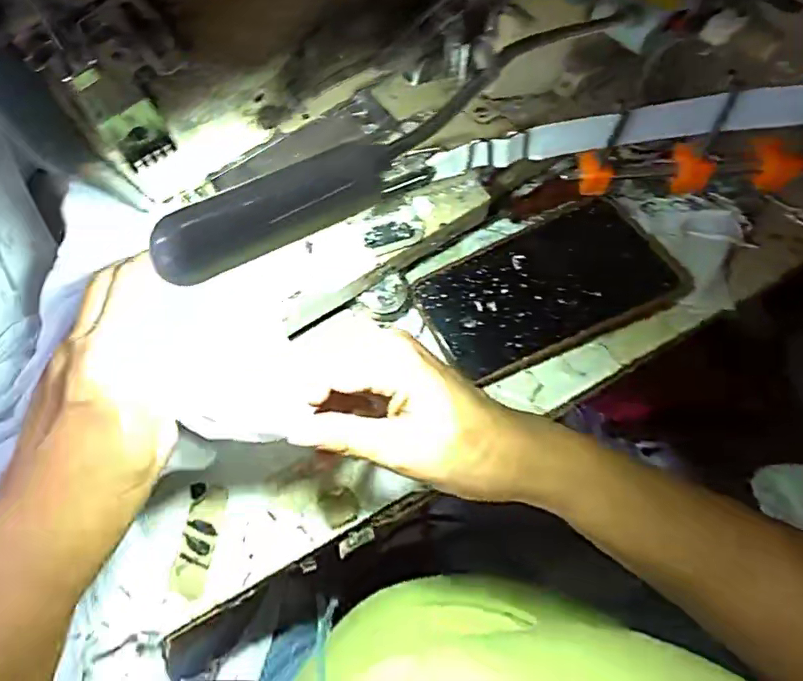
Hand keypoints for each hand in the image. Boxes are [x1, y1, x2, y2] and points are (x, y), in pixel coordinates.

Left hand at [0, 255, 176, 536]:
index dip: (152, 269)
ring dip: (115, 291)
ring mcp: (51, 365)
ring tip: (150, 295)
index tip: (179, 262)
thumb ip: (161, 395)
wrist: (27, 545)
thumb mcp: (150, 448)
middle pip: (101, 286)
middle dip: (133, 268)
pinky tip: (123, 334)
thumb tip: (169, 364)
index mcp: (99, 360)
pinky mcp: (43, 383)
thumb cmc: (95, 503)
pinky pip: (78, 331)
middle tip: (166, 269)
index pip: (126, 291)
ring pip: (87, 307)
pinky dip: (101, 318)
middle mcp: (71, 351)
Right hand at [276, 325, 565, 503]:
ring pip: (338, 378)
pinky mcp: (395, 372)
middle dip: (309, 404)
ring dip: (324, 410)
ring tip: (314, 443)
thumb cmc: (472, 452)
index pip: (325, 371)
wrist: (518, 456)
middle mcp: (388, 345)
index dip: (301, 401)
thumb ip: (344, 435)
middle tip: (297, 437)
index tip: (284, 427)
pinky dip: (343, 410)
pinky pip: (356, 385)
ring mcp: (392, 356)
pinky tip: (333, 436)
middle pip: (327, 368)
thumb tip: (300, 430)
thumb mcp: (401, 450)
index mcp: (390, 356)